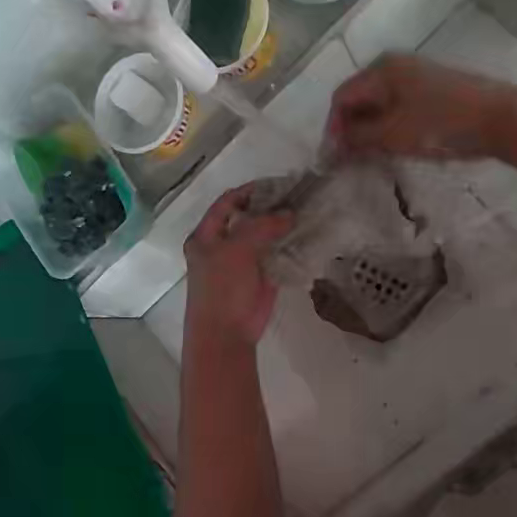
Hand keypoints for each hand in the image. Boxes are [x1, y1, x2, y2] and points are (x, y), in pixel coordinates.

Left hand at [185, 185, 295, 343]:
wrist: (226, 333)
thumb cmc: (222, 288)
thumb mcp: (236, 250)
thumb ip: (261, 227)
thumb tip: (289, 214)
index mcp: (207, 235)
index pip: (228, 202)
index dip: (250, 190)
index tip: (278, 183)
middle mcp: (224, 245)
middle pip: (249, 218)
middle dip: (272, 207)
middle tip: (299, 195)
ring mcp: (244, 261)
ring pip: (266, 236)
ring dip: (284, 225)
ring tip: (308, 210)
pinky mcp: (263, 276)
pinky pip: (278, 255)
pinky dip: (292, 245)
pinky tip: (309, 234)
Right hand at [326, 55, 510, 159]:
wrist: (499, 118)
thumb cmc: (440, 125)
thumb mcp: (392, 135)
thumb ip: (358, 137)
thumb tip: (334, 144)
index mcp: (380, 70)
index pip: (341, 97)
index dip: (333, 128)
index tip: (333, 157)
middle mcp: (394, 66)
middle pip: (359, 98)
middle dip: (351, 129)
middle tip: (350, 160)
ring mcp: (416, 75)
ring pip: (380, 103)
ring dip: (370, 129)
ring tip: (372, 156)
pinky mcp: (433, 88)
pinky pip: (399, 105)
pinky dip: (389, 125)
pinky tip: (396, 145)